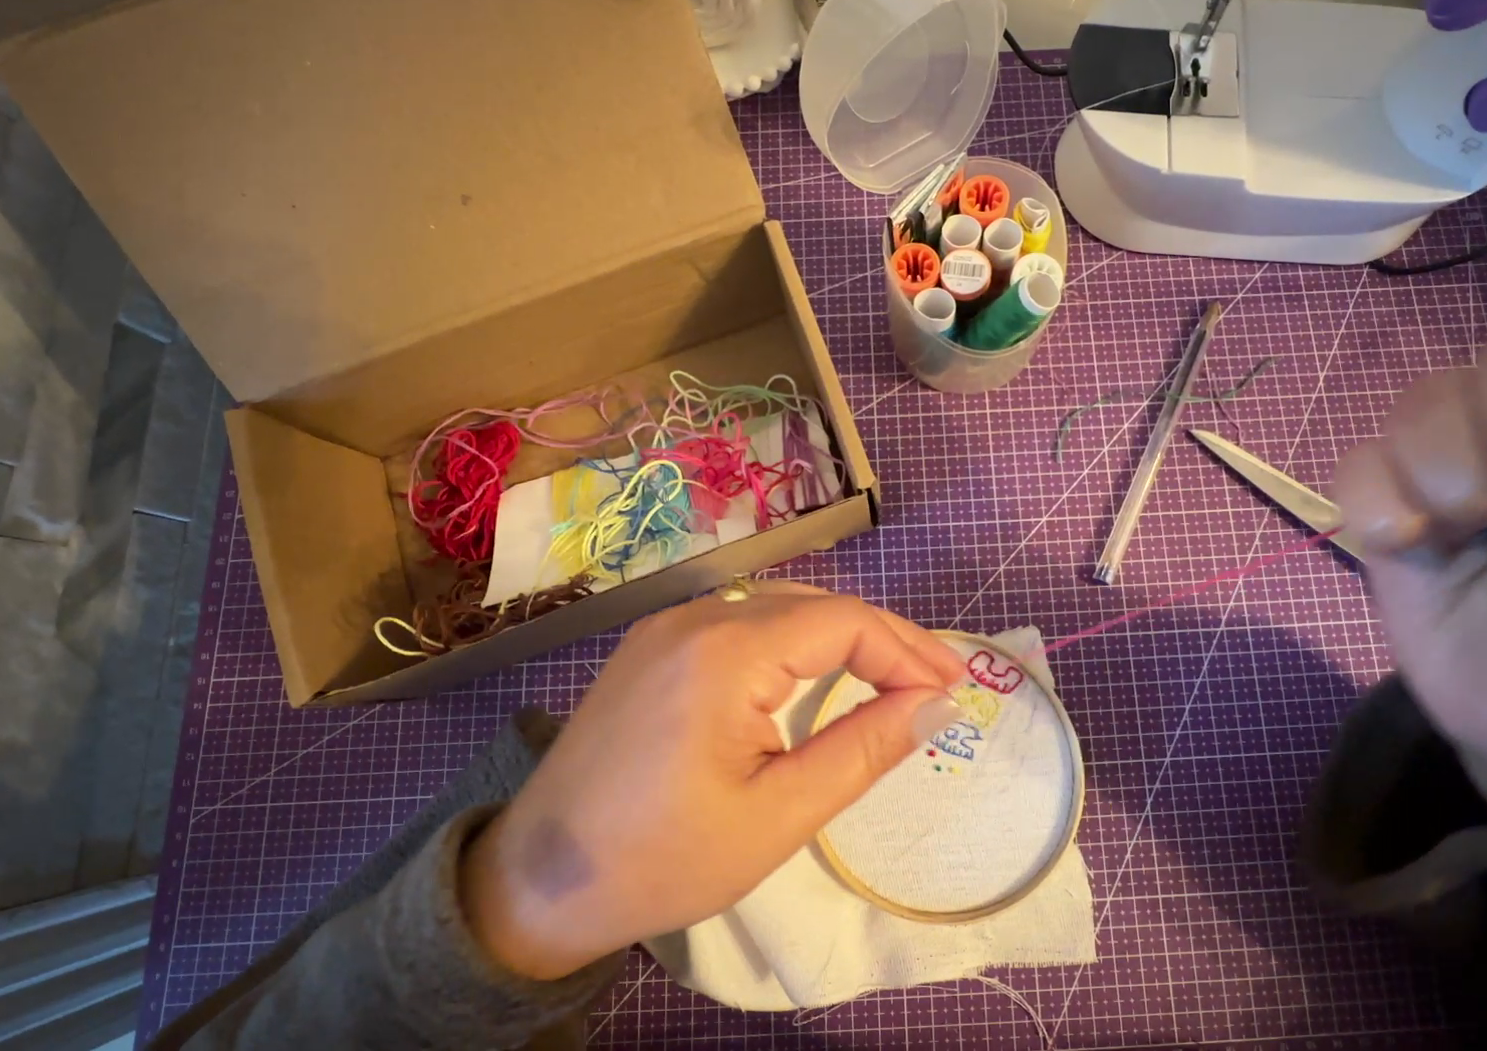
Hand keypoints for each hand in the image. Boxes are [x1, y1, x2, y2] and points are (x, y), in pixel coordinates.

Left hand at [458, 585, 967, 979]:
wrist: (536, 883)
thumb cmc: (663, 860)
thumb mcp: (779, 815)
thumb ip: (865, 749)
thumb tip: (936, 703)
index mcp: (726, 652)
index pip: (843, 621)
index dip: (907, 650)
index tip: (950, 692)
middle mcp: (696, 617)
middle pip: (814, 604)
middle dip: (882, 638)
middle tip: (934, 683)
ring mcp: (666, 626)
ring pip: (778, 607)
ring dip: (839, 634)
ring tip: (890, 676)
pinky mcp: (652, 646)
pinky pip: (740, 622)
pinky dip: (793, 641)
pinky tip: (815, 671)